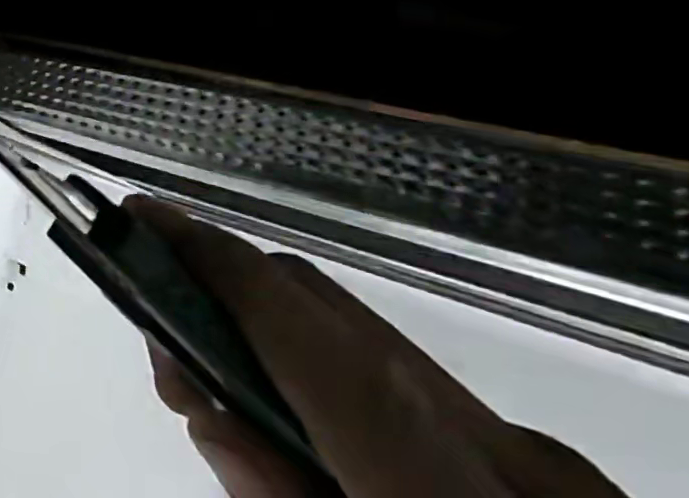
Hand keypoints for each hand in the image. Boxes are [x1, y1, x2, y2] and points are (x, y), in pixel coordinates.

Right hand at [123, 196, 628, 497]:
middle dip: (228, 292)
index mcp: (449, 496)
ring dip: (272, 331)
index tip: (142, 218)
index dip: (217, 264)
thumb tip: (208, 411)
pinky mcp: (546, 458)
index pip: (313, 342)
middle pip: (327, 311)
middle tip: (166, 337)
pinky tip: (306, 420)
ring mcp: (541, 454)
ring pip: (361, 334)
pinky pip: (403, 374)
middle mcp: (512, 458)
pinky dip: (327, 367)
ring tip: (225, 388)